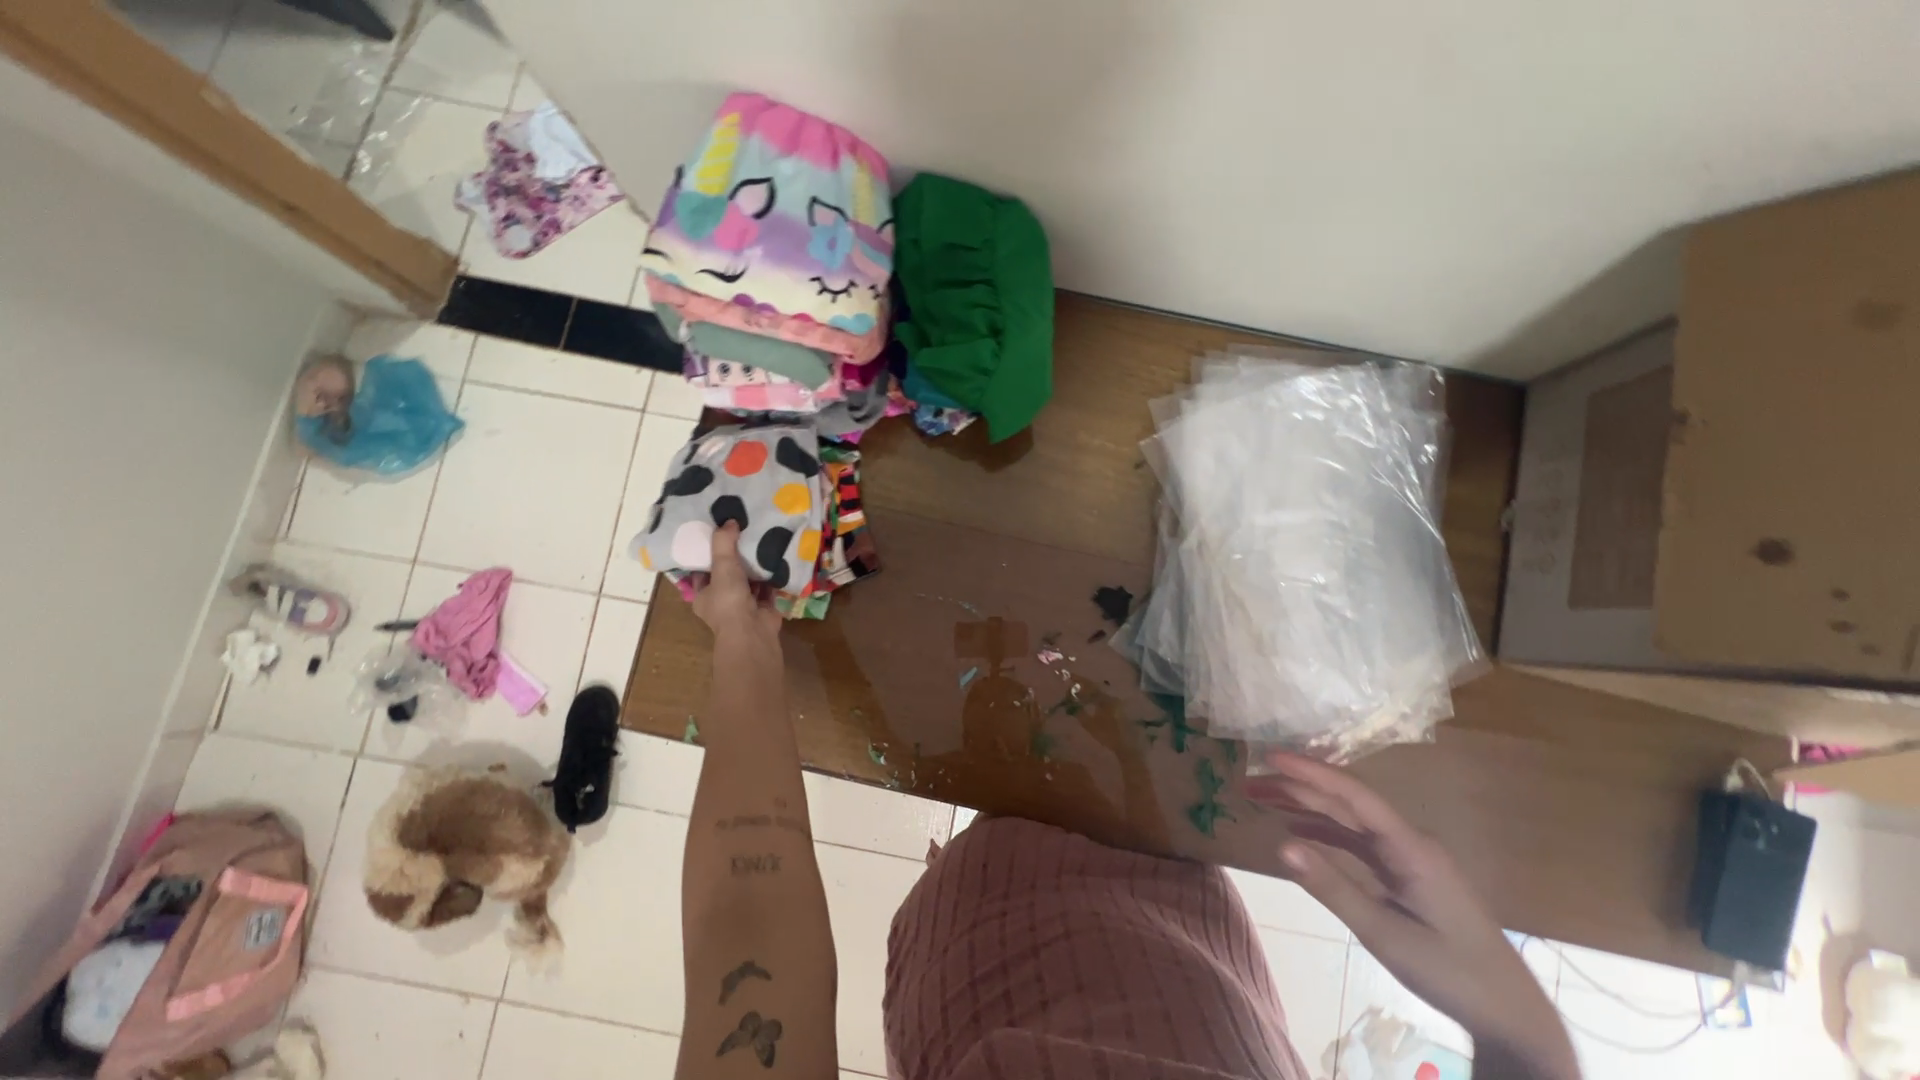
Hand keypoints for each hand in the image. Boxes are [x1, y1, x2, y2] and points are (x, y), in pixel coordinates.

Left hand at [690, 523, 780, 638]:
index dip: (707, 553)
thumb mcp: (722, 566)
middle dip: (735, 557)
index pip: (701, 571)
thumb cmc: (728, 601)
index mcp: (702, 595)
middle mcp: (721, 601)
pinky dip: (771, 575)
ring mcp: (743, 606)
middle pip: (726, 574)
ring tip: (760, 539)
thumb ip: (724, 543)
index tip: (715, 534)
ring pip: (748, 580)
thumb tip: (729, 521)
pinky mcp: (763, 607)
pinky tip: (776, 556)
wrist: (753, 632)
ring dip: (754, 565)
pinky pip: (767, 587)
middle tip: (742, 532)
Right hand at [1247, 754, 1578, 1078]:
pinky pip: (1360, 842)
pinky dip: (1325, 832)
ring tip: (1261, 798)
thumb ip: (1332, 887)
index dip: (1310, 773)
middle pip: (1347, 802)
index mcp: (1411, 847)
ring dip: (1307, 807)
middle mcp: (1410, 842)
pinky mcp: (1407, 874)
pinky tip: (1296, 830)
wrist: (1508, 1011)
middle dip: (1297, 787)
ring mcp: (1409, 857)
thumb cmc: (1449, 971)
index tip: (1270, 757)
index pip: (1353, 795)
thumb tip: (1280, 843)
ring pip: (1350, 820)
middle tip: (1248, 781)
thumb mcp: (1383, 933)